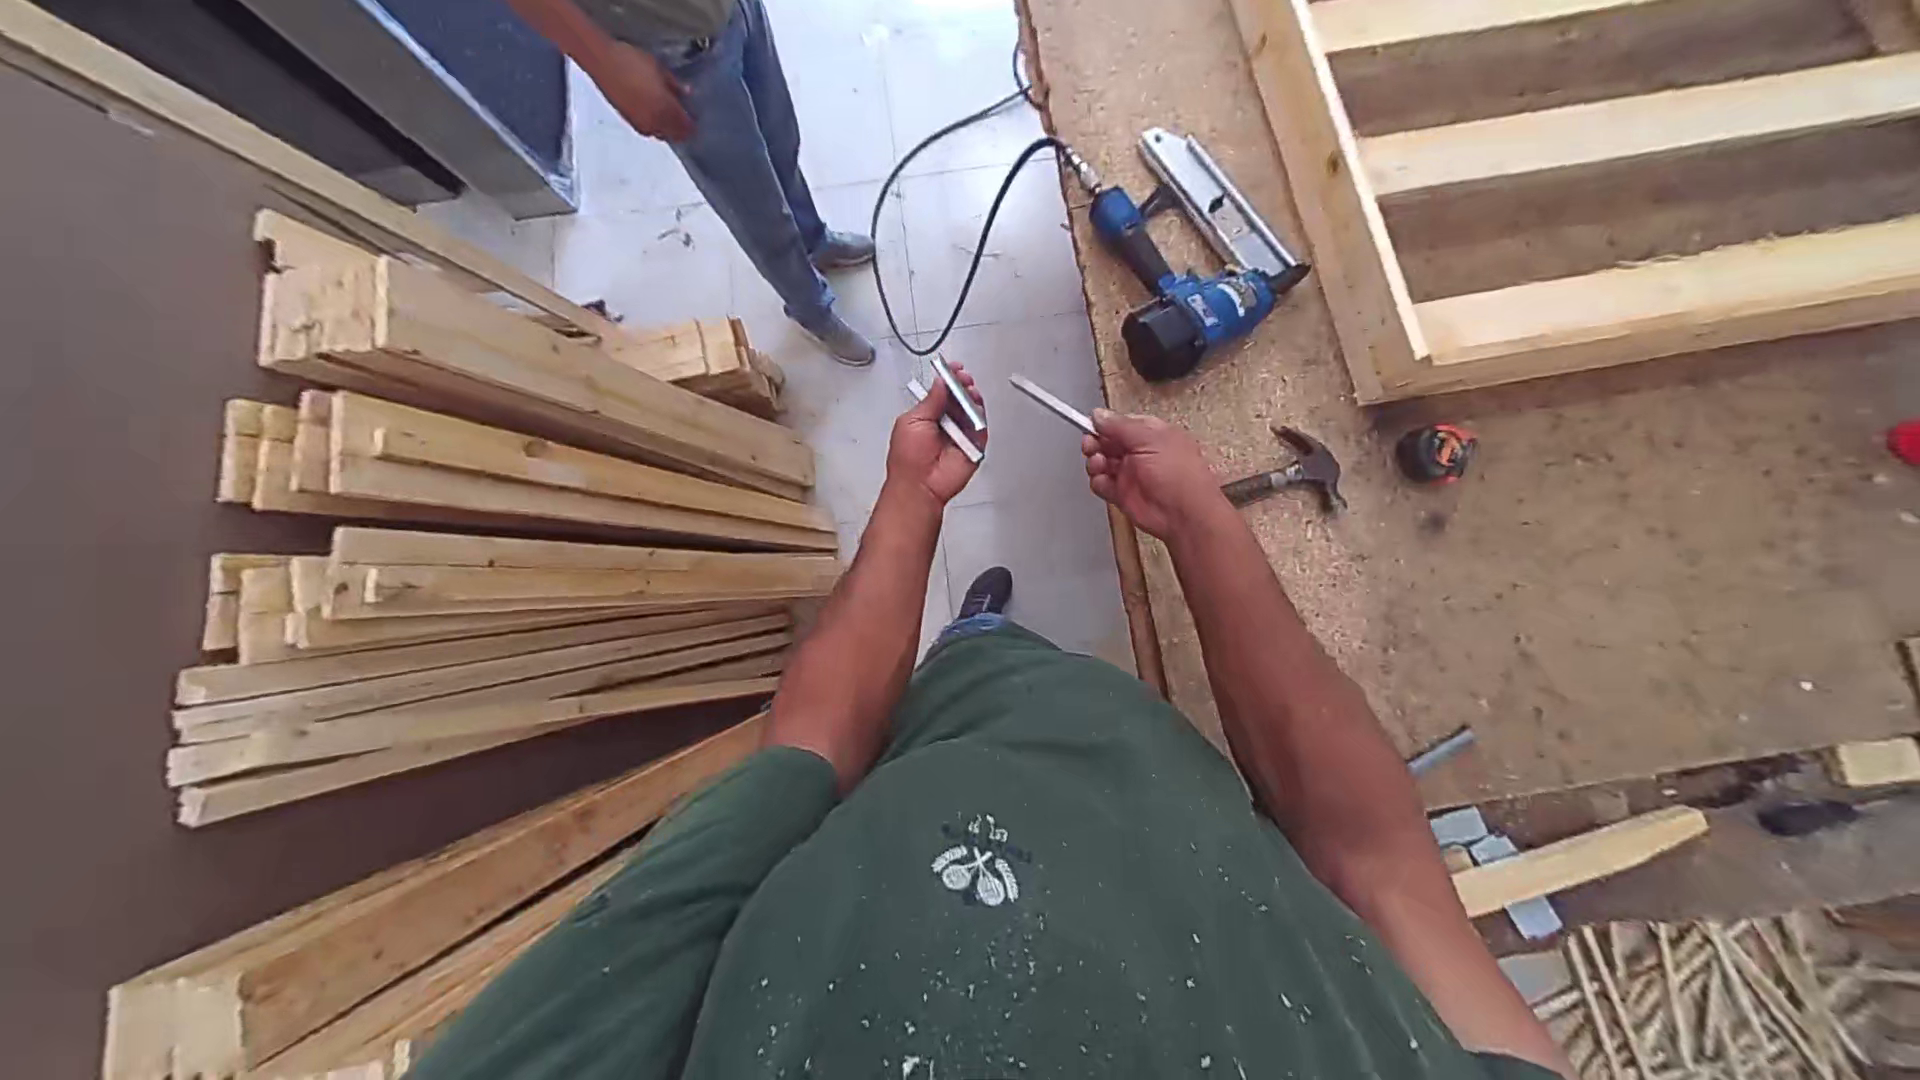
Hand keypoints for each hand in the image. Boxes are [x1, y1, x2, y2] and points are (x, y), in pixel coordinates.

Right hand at [592, 44, 693, 141]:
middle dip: (680, 129)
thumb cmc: (631, 61)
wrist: (600, 60)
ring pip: (662, 135)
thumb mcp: (659, 69)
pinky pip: (648, 130)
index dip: (692, 124)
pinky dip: (654, 125)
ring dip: (666, 128)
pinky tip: (651, 112)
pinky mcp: (630, 122)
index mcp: (666, 110)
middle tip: (681, 116)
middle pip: (676, 136)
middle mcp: (656, 123)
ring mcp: (642, 125)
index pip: (687, 129)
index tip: (693, 116)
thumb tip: (687, 93)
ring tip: (664, 112)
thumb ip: (675, 85)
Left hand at [886, 364, 985, 507]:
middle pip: (959, 398)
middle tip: (963, 378)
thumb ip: (930, 401)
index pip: (942, 392)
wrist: (919, 485)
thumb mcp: (913, 420)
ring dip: (972, 398)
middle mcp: (945, 424)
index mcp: (927, 416)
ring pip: (972, 410)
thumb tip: (941, 383)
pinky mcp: (973, 446)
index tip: (954, 369)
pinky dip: (980, 415)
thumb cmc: (908, 460)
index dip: (949, 379)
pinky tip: (975, 407)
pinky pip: (981, 427)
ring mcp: (959, 435)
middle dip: (962, 386)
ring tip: (969, 391)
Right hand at [1082, 409, 1229, 540]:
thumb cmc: (1180, 475)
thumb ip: (1120, 425)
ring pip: (1102, 462)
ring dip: (1095, 462)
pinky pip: (1102, 484)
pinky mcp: (1123, 494)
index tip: (1091, 425)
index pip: (1120, 424)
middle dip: (1095, 442)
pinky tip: (1103, 480)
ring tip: (1098, 463)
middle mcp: (1140, 453)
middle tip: (1091, 445)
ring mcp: (1131, 474)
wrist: (1183, 514)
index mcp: (1151, 434)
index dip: (1104, 425)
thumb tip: (1099, 415)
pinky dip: (1098, 482)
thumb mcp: (1149, 438)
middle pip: (1107, 443)